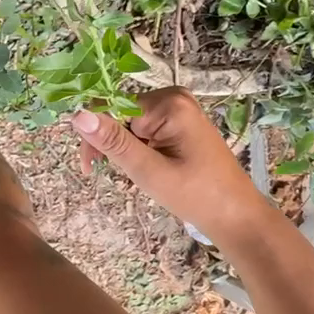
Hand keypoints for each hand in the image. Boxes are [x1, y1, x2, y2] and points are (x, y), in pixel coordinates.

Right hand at [71, 87, 270, 244]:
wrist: (236, 215)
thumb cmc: (196, 196)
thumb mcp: (148, 171)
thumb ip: (113, 141)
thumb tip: (77, 114)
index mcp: (168, 104)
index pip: (110, 108)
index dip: (95, 136)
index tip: (90, 167)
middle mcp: (173, 97)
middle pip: (118, 114)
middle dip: (112, 145)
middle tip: (123, 174)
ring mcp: (178, 108)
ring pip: (128, 123)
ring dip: (124, 149)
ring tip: (140, 173)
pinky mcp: (179, 121)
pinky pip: (143, 128)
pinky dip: (137, 149)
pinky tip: (148, 166)